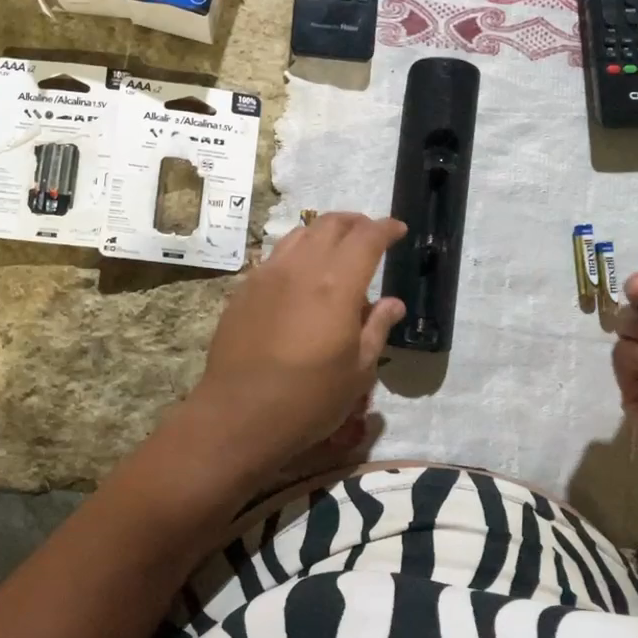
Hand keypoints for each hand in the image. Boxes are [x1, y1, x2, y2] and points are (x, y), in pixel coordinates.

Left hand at [174, 213, 405, 491]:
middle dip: (355, 223)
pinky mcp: (244, 290)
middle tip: (369, 233)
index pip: (366, 238)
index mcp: (337, 284)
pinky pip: (275, 256)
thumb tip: (392, 303)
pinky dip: (296, 252)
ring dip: (323, 232)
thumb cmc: (309, 399)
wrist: (239, 414)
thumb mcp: (358, 371)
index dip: (385, 229)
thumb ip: (376, 328)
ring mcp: (267, 275)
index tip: (397, 230)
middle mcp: (300, 268)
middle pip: (330, 225)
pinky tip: (300, 274)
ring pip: (299, 234)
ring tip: (335, 248)